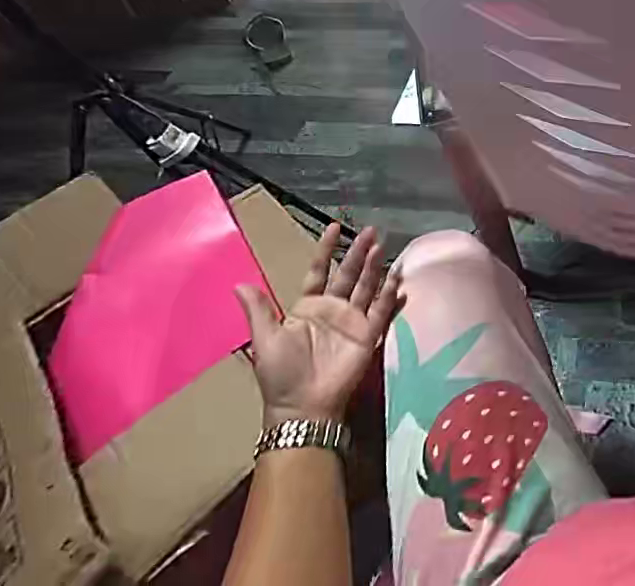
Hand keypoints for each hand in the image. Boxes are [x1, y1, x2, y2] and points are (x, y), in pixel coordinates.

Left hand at [235, 223, 398, 426]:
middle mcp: (334, 308)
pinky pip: (382, 309)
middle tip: (369, 230)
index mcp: (308, 307)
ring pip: (367, 286)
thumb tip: (238, 284)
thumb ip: (259, 310)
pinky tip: (396, 277)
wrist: (303, 406)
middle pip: (349, 273)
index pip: (319, 270)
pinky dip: (389, 293)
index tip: (333, 226)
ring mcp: (353, 319)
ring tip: (381, 246)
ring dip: (374, 266)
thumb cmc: (281, 373)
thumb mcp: (265, 340)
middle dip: (358, 252)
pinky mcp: (369, 333)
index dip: (325, 249)